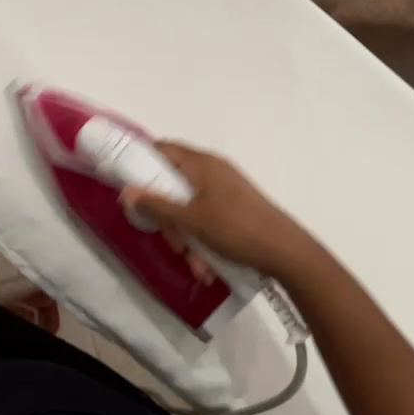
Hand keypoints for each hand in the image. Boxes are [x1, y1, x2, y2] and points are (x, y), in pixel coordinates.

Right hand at [121, 141, 316, 273]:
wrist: (288, 253)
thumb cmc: (236, 229)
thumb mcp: (190, 221)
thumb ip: (156, 206)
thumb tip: (125, 192)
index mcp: (201, 163)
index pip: (162, 149)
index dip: (141, 162)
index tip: (129, 185)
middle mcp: (213, 170)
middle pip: (174, 182)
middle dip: (166, 214)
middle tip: (169, 239)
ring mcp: (227, 189)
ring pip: (190, 205)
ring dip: (186, 234)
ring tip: (193, 262)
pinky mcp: (237, 208)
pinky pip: (208, 217)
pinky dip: (203, 238)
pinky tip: (207, 266)